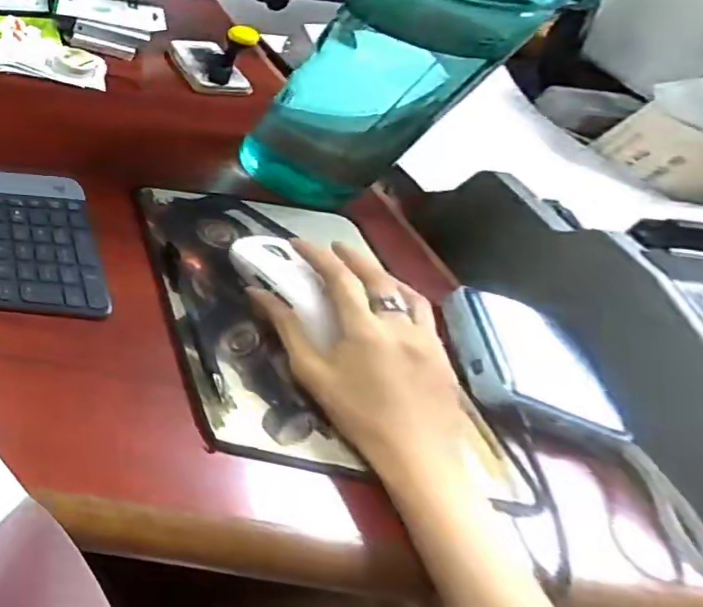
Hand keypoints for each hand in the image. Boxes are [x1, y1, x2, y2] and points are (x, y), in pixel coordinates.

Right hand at [248, 239, 472, 479]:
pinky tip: (397, 305)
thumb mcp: (311, 372)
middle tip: (335, 246)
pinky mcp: (444, 358)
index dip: (318, 256)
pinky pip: (426, 315)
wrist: (420, 459)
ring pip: (409, 294)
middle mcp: (400, 327)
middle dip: (354, 257)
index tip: (299, 244)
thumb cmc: (357, 414)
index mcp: (364, 329)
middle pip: (378, 279)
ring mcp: (428, 341)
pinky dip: (406, 298)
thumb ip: (287, 328)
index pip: (340, 278)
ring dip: (385, 275)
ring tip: (368, 270)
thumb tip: (258, 293)